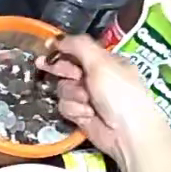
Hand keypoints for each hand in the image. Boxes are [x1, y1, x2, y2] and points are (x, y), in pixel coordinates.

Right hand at [37, 35, 165, 164]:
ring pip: (63, 89)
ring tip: (87, 101)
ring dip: (72, 95)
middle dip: (61, 70)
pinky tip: (87, 114)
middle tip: (44, 66)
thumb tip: (57, 39)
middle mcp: (96, 78)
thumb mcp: (101, 63)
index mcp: (106, 61)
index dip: (63, 51)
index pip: (78, 51)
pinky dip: (74, 110)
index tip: (48, 50)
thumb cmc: (119, 94)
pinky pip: (65, 106)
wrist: (126, 132)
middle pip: (66, 69)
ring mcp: (88, 97)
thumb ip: (79, 46)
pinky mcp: (80, 114)